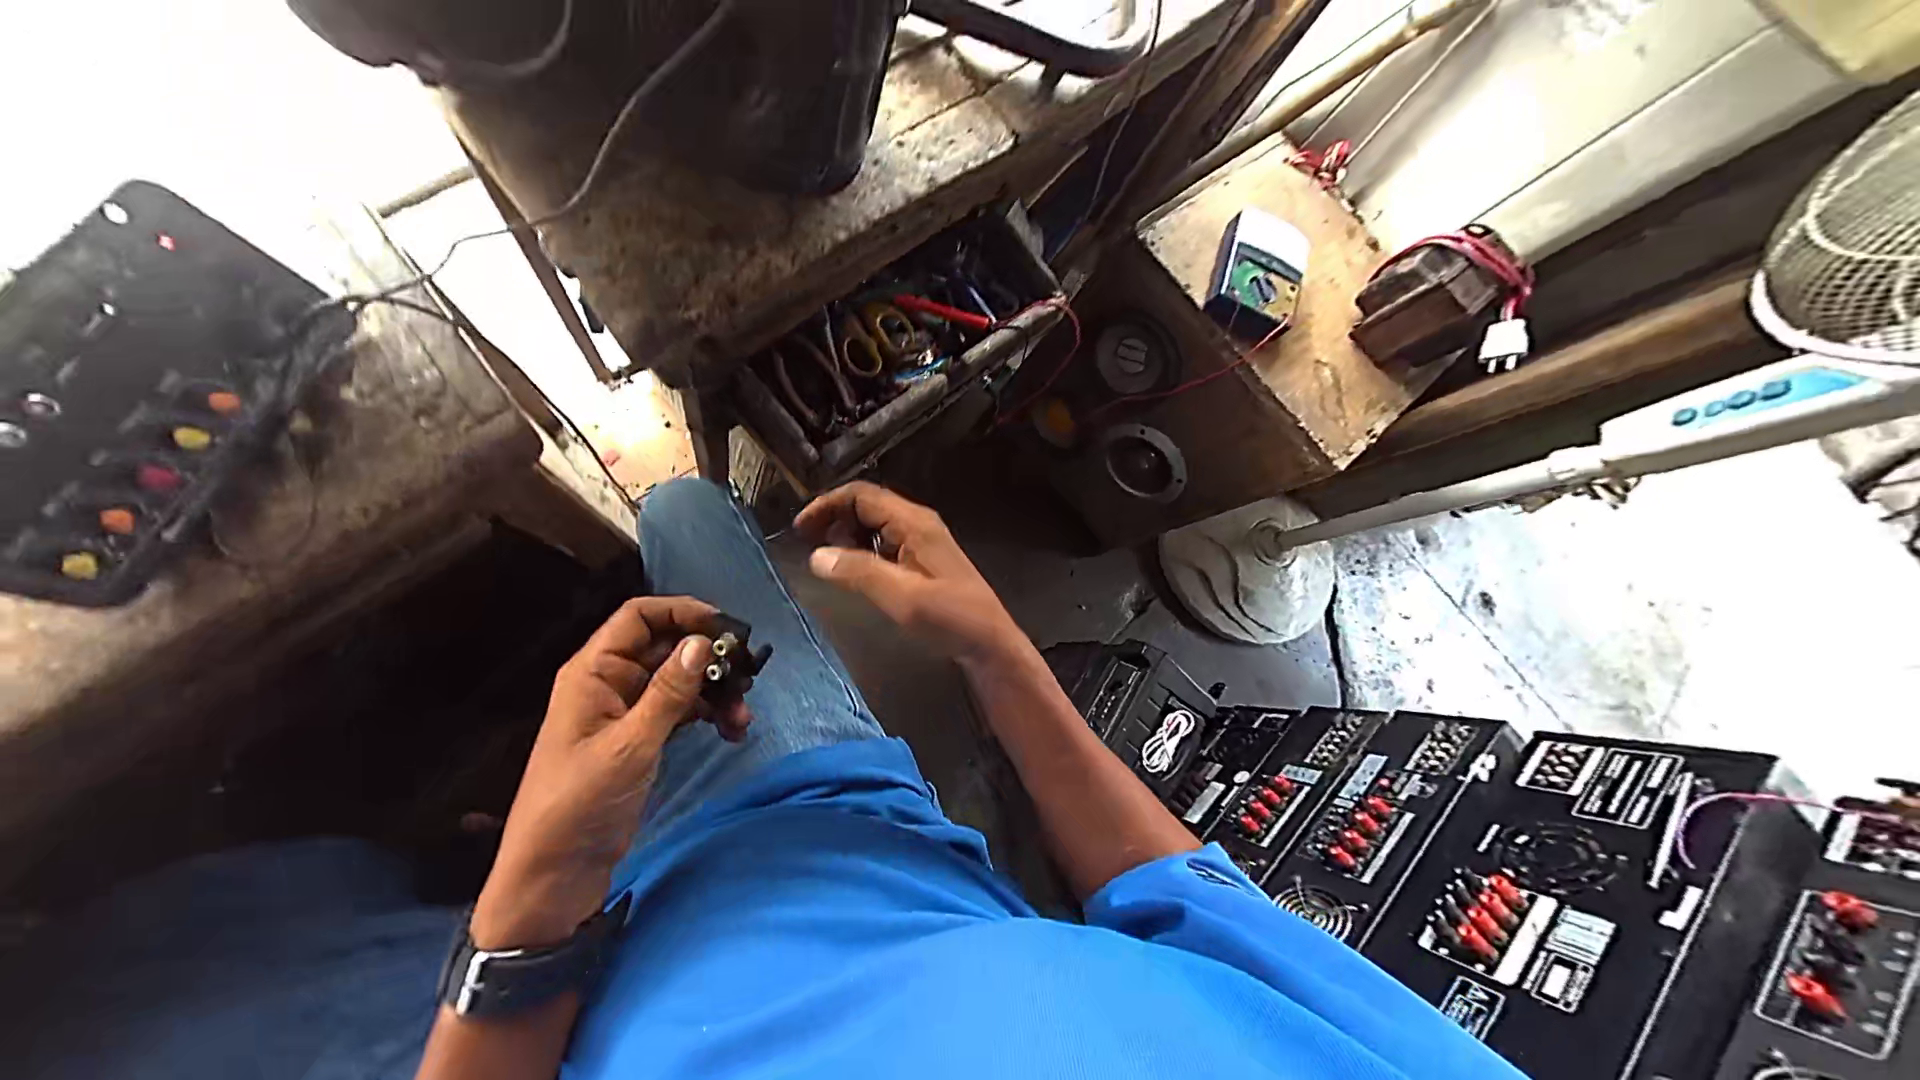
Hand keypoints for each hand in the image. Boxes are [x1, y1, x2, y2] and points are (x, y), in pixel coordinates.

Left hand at [470, 597, 749, 948]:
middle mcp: (613, 682)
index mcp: (594, 672)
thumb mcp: (630, 745)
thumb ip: (668, 692)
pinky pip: (684, 709)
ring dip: (716, 690)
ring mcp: (630, 710)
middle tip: (747, 676)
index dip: (682, 611)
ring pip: (681, 680)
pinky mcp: (644, 737)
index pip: (639, 617)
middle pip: (668, 647)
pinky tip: (732, 731)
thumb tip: (703, 642)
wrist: (555, 874)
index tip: (726, 627)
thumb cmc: (580, 802)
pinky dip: (709, 714)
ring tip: (743, 714)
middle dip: (710, 657)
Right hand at [796, 481, 1023, 664]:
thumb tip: (816, 556)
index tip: (800, 529)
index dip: (827, 505)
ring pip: (873, 524)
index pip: (861, 495)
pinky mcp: (921, 560)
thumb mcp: (903, 597)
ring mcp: (920, 541)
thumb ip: (859, 573)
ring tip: (826, 559)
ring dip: (845, 535)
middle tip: (808, 544)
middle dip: (833, 519)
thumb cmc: (951, 618)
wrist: (989, 642)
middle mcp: (917, 524)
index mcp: (914, 523)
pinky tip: (852, 571)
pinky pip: (883, 543)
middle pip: (866, 505)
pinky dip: (861, 550)